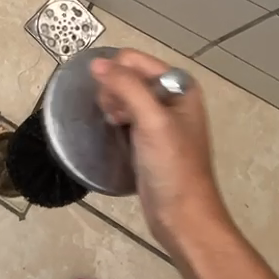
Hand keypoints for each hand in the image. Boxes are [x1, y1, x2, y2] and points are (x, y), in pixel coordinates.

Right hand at [91, 49, 227, 250]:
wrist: (183, 218)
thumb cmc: (173, 167)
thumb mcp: (152, 121)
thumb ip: (126, 87)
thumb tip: (95, 63)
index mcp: (180, 85)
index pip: (133, 60)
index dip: (117, 75)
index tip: (115, 105)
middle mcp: (171, 96)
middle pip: (126, 74)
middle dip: (114, 91)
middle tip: (117, 119)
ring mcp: (160, 116)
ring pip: (121, 93)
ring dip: (112, 106)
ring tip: (116, 127)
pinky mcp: (148, 136)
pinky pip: (123, 113)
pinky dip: (114, 119)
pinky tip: (115, 133)